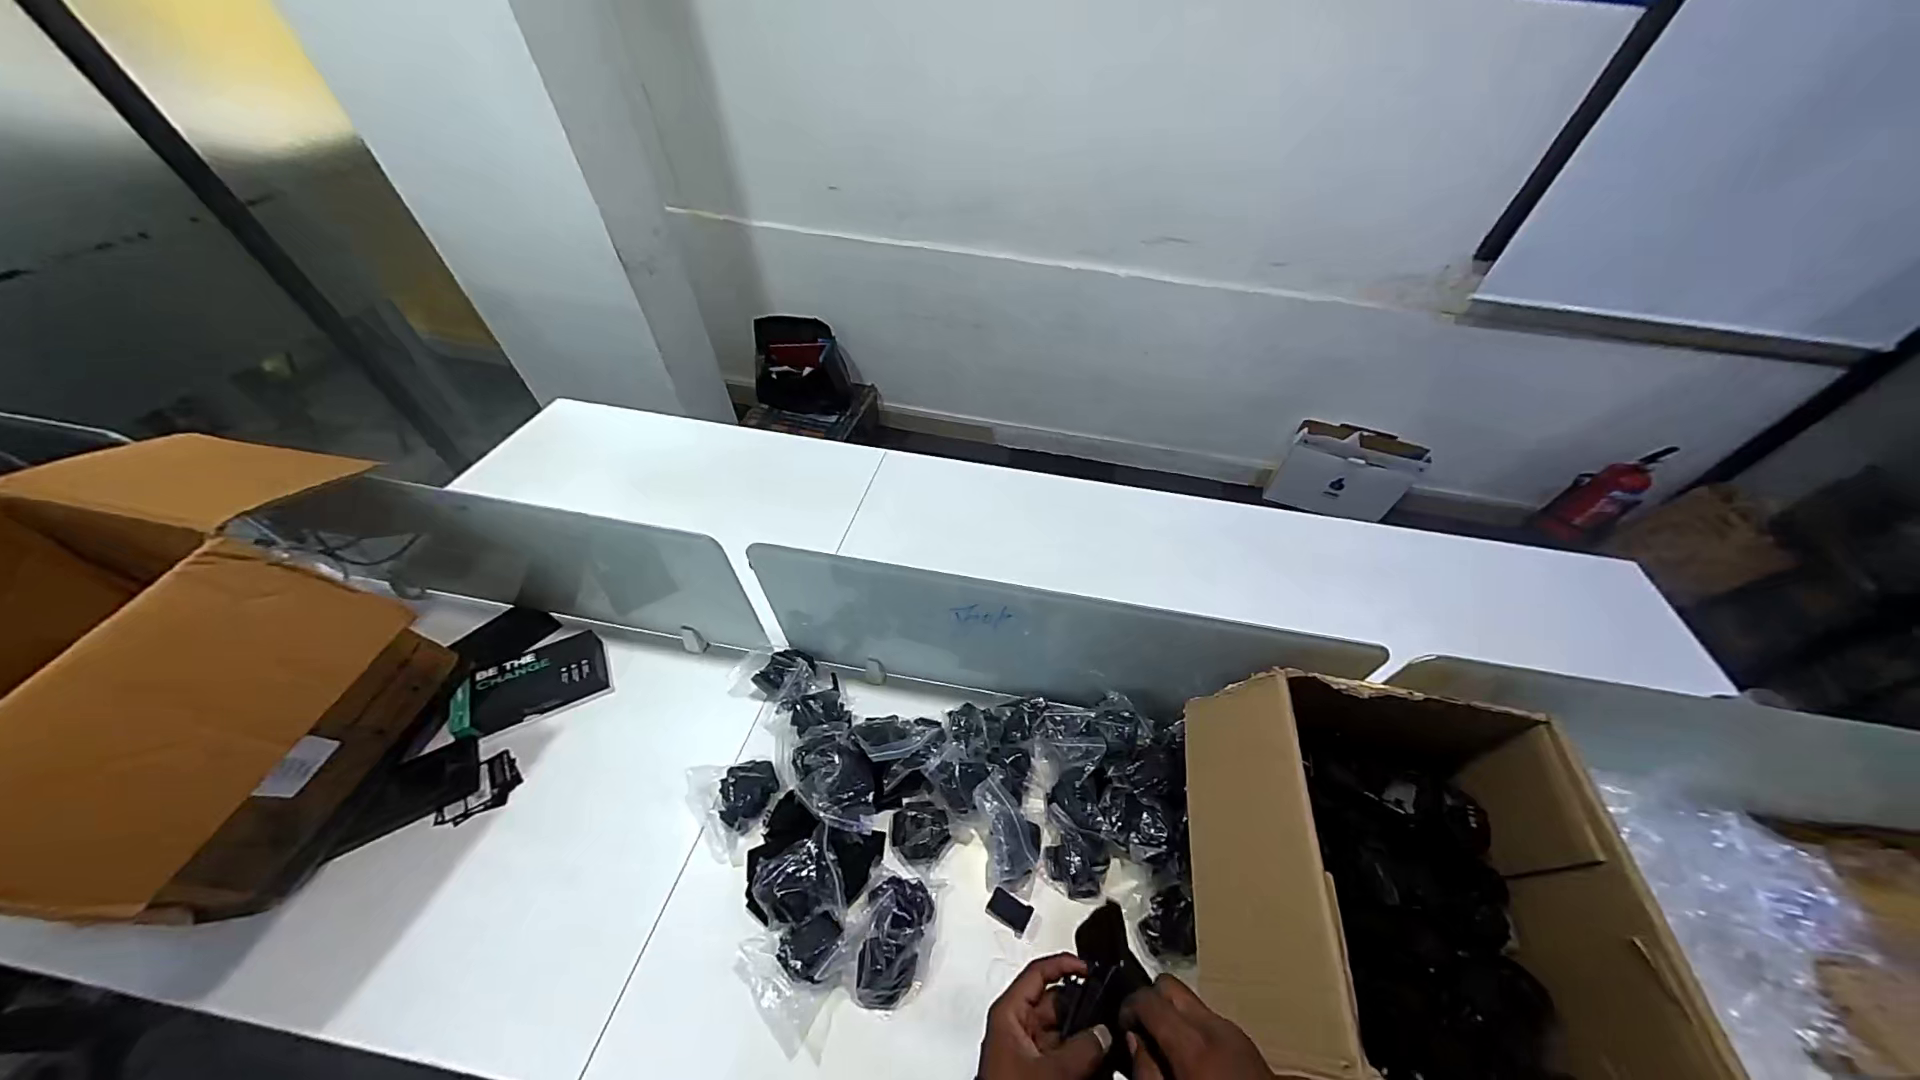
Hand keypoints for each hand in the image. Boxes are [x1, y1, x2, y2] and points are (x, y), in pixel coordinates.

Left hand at [978, 953, 1113, 1079]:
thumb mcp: (1049, 1071)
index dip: (1063, 964)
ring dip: (1086, 1038)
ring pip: (1065, 1032)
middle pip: (1057, 1004)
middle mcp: (1019, 1027)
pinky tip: (1100, 1067)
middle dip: (1083, 1011)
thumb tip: (1103, 1033)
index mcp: (1010, 1014)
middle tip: (1107, 1019)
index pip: (1037, 973)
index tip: (1088, 968)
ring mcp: (1029, 1051)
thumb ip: (1080, 1049)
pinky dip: (1083, 1059)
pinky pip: (1065, 1056)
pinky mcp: (1039, 1071)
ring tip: (1107, 1046)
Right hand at [1119, 974, 1277, 1079]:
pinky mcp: (1247, 1044)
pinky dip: (1193, 1027)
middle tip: (1142, 1030)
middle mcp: (1213, 1027)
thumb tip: (1135, 1041)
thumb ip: (1146, 1071)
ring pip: (1190, 1000)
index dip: (1128, 1007)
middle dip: (1150, 1000)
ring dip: (1173, 1014)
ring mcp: (1233, 1032)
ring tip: (1166, 1048)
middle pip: (1169, 985)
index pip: (1147, 998)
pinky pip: (1209, 1019)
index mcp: (1191, 1045)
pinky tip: (1193, 1060)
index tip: (1123, 1028)